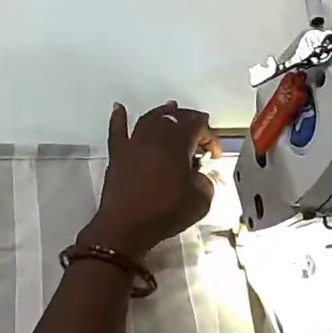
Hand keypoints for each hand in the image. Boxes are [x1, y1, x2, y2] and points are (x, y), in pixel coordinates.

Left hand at [80, 101, 218, 261]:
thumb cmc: (165, 211)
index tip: (214, 154)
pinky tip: (118, 107)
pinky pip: (117, 130)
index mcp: (177, 142)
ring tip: (170, 107)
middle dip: (189, 120)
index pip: (198, 126)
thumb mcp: (200, 200)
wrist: (126, 225)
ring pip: (149, 119)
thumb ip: (206, 182)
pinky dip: (118, 117)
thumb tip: (200, 177)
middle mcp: (155, 135)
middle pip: (174, 117)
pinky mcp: (117, 154)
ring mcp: (133, 142)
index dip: (211, 137)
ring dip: (162, 112)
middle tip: (199, 128)